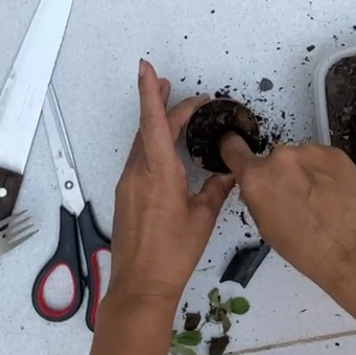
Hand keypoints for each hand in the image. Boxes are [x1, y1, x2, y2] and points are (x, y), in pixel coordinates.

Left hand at [107, 61, 234, 308]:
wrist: (140, 286)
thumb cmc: (172, 255)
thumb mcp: (203, 219)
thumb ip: (216, 190)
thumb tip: (229, 174)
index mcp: (159, 174)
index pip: (153, 123)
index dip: (150, 93)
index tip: (146, 68)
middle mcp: (138, 173)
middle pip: (149, 128)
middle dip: (159, 102)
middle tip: (170, 82)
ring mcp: (128, 184)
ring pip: (142, 143)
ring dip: (155, 122)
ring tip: (169, 106)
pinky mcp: (126, 195)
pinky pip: (139, 159)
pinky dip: (152, 144)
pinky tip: (165, 146)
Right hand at [219, 135, 355, 297]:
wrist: (351, 248)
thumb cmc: (305, 248)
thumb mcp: (265, 227)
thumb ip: (256, 198)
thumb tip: (258, 188)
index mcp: (256, 177)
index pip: (232, 148)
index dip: (232, 150)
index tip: (236, 151)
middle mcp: (279, 157)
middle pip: (273, 159)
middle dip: (280, 173)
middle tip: (295, 197)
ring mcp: (309, 151)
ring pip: (299, 158)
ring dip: (304, 171)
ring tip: (320, 198)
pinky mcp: (334, 152)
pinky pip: (321, 158)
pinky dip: (324, 171)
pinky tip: (333, 193)